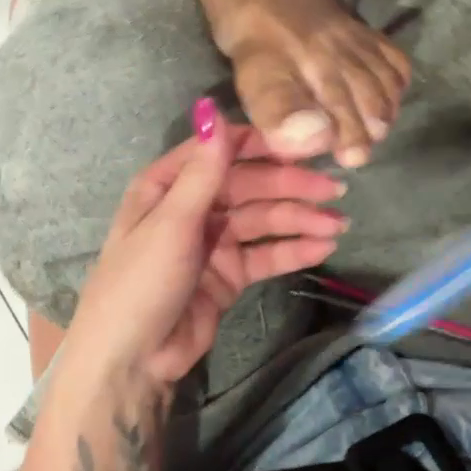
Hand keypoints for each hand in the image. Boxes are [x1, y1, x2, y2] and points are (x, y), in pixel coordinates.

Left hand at [61, 99, 346, 386]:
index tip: (304, 142)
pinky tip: (324, 247)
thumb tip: (213, 108)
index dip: (262, 144)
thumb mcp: (171, 222)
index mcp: (168, 184)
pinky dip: (293, 250)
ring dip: (300, 220)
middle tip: (335, 189)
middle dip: (291, 187)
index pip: (221, 150)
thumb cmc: (140, 282)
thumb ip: (203, 171)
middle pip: (249, 186)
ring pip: (263, 220)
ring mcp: (213, 241)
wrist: (131, 361)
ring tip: (339, 225)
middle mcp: (193, 205)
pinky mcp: (229, 274)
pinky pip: (266, 254)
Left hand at [203, 0, 410, 168]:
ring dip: (384, 109)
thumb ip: (281, 108)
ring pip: (384, 80)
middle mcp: (343, 54)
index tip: (350, 160)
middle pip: (369, 100)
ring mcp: (354, 38)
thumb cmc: (245, 29)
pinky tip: (388, 95)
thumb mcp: (251, 75)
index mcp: (317, 68)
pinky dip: (395, 80)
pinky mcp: (357, 26)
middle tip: (360, 154)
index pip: (344, 116)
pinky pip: (391, 57)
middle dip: (368, 130)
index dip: (349, 140)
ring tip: (376, 130)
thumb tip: (317, 140)